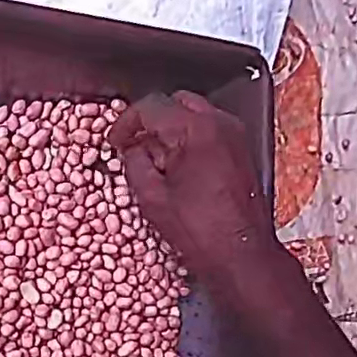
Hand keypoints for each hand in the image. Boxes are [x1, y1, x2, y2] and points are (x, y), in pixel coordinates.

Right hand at [109, 91, 281, 290]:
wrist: (241, 254)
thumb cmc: (198, 230)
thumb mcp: (151, 197)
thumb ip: (135, 163)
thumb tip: (131, 149)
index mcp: (195, 131)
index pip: (151, 106)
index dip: (125, 122)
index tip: (115, 141)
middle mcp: (220, 124)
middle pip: (175, 102)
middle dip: (150, 121)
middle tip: (132, 146)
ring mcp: (235, 136)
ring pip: (194, 114)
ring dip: (170, 129)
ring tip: (154, 160)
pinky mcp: (241, 151)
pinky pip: (209, 130)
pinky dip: (188, 139)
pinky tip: (177, 168)